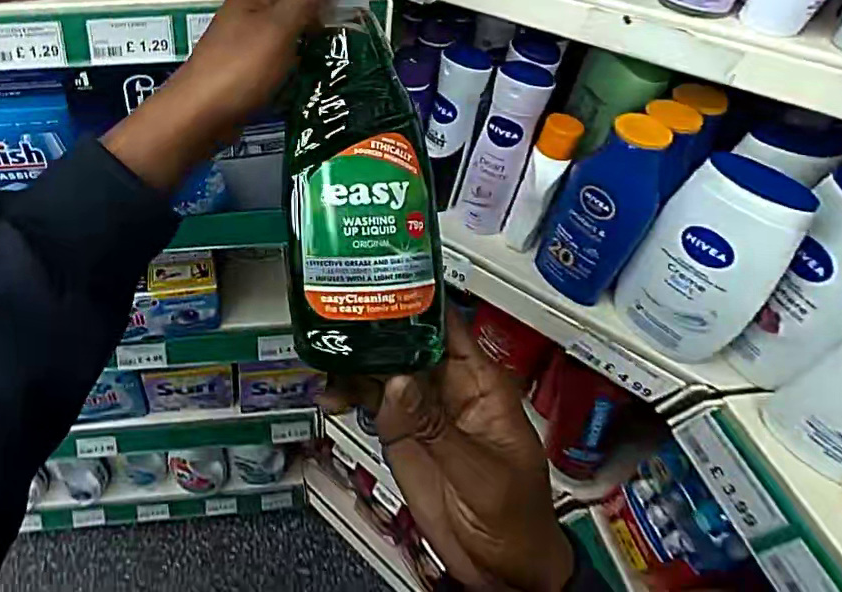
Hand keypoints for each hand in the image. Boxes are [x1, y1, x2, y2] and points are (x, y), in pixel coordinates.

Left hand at [101, 0, 338, 191]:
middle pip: (296, 8)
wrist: (198, 116)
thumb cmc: (241, 67)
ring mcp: (245, 40)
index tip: (357, 15)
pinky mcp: (245, 69)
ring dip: (310, 48)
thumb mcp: (281, 26)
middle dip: (322, 23)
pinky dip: (294, 68)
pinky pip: (278, 61)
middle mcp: (249, 10)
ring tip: (337, 61)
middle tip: (350, 42)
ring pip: (289, 37)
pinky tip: (309, 79)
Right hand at [323, 310, 574, 591]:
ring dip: (353, 357)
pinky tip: (329, 395)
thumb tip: (399, 382)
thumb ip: (437, 428)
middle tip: (339, 313)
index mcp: (477, 379)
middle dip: (374, 324)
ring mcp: (419, 403)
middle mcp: (444, 382)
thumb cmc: (516, 517)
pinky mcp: (399, 427)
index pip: (446, 323)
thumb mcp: (481, 474)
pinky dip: (347, 393)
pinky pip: (370, 399)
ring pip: (381, 364)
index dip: (418, 298)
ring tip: (325, 352)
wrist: (501, 571)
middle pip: (405, 337)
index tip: (385, 278)